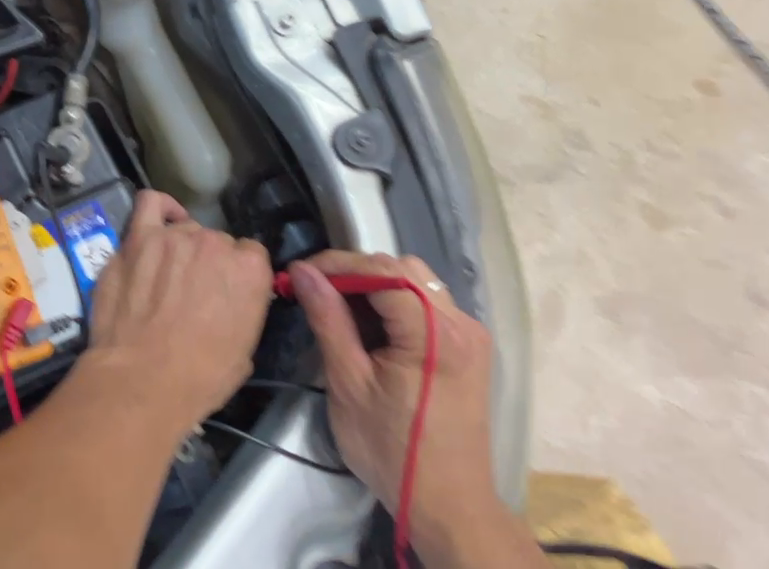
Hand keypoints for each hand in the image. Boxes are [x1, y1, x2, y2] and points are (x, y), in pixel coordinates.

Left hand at [71, 191, 274, 442]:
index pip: (250, 256)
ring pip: (184, 230)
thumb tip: (231, 302)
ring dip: (180, 247)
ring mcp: (173, 237)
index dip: (237, 276)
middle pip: (215, 242)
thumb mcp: (244, 349)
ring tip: (168, 274)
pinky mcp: (137, 238)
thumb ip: (243, 309)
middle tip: (192, 292)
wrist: (144, 377)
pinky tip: (160, 221)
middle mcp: (214, 243)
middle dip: (207, 263)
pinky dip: (159, 207)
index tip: (226, 294)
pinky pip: (150, 203)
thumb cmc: (200, 375)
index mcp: (250, 270)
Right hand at [288, 251, 502, 552]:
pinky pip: (427, 303)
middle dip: (354, 270)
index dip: (337, 265)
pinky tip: (368, 325)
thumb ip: (328, 319)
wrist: (447, 504)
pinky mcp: (467, 349)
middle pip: (402, 269)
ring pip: (416, 281)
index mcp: (436, 334)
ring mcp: (469, 336)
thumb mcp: (348, 383)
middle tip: (314, 289)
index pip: (382, 271)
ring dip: (373, 284)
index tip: (299, 275)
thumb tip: (302, 272)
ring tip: (337, 306)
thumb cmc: (391, 449)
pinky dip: (393, 301)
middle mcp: (461, 325)